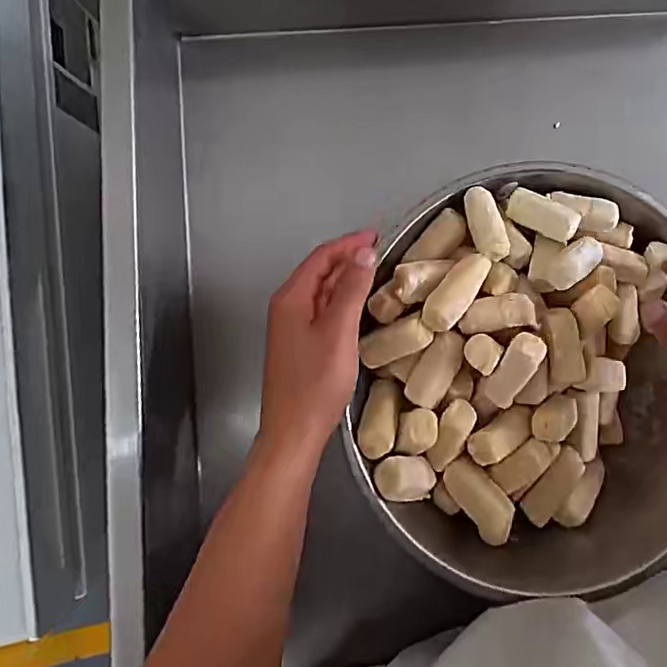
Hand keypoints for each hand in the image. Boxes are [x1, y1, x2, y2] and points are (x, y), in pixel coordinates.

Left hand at [258, 229, 378, 457]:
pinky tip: (359, 302)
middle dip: (348, 256)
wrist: (294, 431)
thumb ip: (351, 290)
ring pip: (321, 289)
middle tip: (380, 249)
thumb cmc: (315, 384)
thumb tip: (364, 254)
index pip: (321, 257)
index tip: (377, 235)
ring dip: (346, 276)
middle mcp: (287, 307)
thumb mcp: (339, 331)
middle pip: (319, 270)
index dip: (349, 243)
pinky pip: (322, 307)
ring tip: (375, 270)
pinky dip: (342, 297)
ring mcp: (291, 326)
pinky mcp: (300, 343)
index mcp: (292, 299)